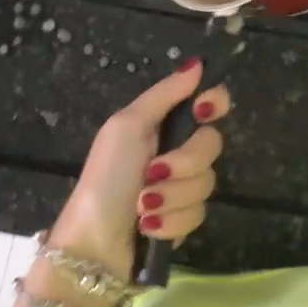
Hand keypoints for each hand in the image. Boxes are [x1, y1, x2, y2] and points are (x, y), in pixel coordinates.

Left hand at [41, 60, 231, 281]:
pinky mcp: (183, 220)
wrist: (92, 244)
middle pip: (212, 144)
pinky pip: (198, 214)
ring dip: (172, 197)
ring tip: (143, 207)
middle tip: (153, 173)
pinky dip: (171, 222)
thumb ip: (165, 93)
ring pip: (207, 183)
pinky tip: (148, 227)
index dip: (214, 103)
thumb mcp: (128, 126)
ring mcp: (182, 186)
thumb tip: (198, 62)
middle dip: (183, 163)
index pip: (209, 102)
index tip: (202, 111)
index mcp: (164, 122)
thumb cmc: (106, 177)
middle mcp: (178, 150)